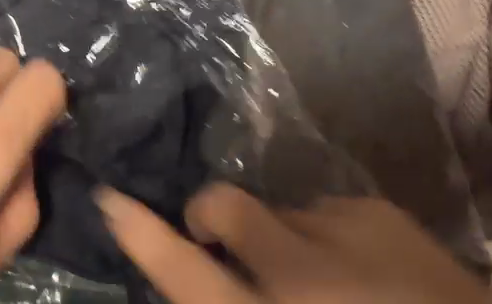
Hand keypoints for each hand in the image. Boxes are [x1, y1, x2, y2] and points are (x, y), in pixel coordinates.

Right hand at [96, 183, 491, 303]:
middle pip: (221, 207)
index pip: (183, 270)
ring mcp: (341, 231)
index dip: (141, 233)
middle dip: (210, 215)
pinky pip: (328, 208)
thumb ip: (240, 295)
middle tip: (229, 248)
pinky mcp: (381, 212)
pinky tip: (365, 270)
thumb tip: (214, 277)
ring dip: (281, 237)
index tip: (110, 198)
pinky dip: (329, 234)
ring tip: (323, 278)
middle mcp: (294, 268)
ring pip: (278, 208)